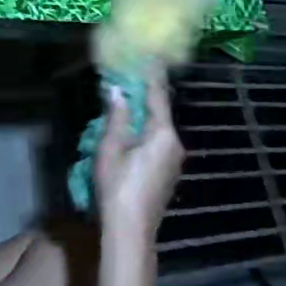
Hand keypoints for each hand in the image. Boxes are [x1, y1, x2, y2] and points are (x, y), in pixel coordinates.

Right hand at [95, 69, 184, 241]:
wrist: (130, 232)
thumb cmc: (119, 185)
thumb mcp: (111, 146)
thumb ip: (116, 115)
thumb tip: (117, 89)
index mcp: (163, 133)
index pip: (157, 94)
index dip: (151, 73)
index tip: (148, 53)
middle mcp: (174, 144)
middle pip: (158, 110)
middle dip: (142, 92)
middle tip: (127, 73)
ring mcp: (172, 160)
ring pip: (156, 126)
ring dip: (140, 111)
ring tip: (123, 96)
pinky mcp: (165, 173)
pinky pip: (155, 140)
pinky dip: (142, 128)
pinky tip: (126, 126)